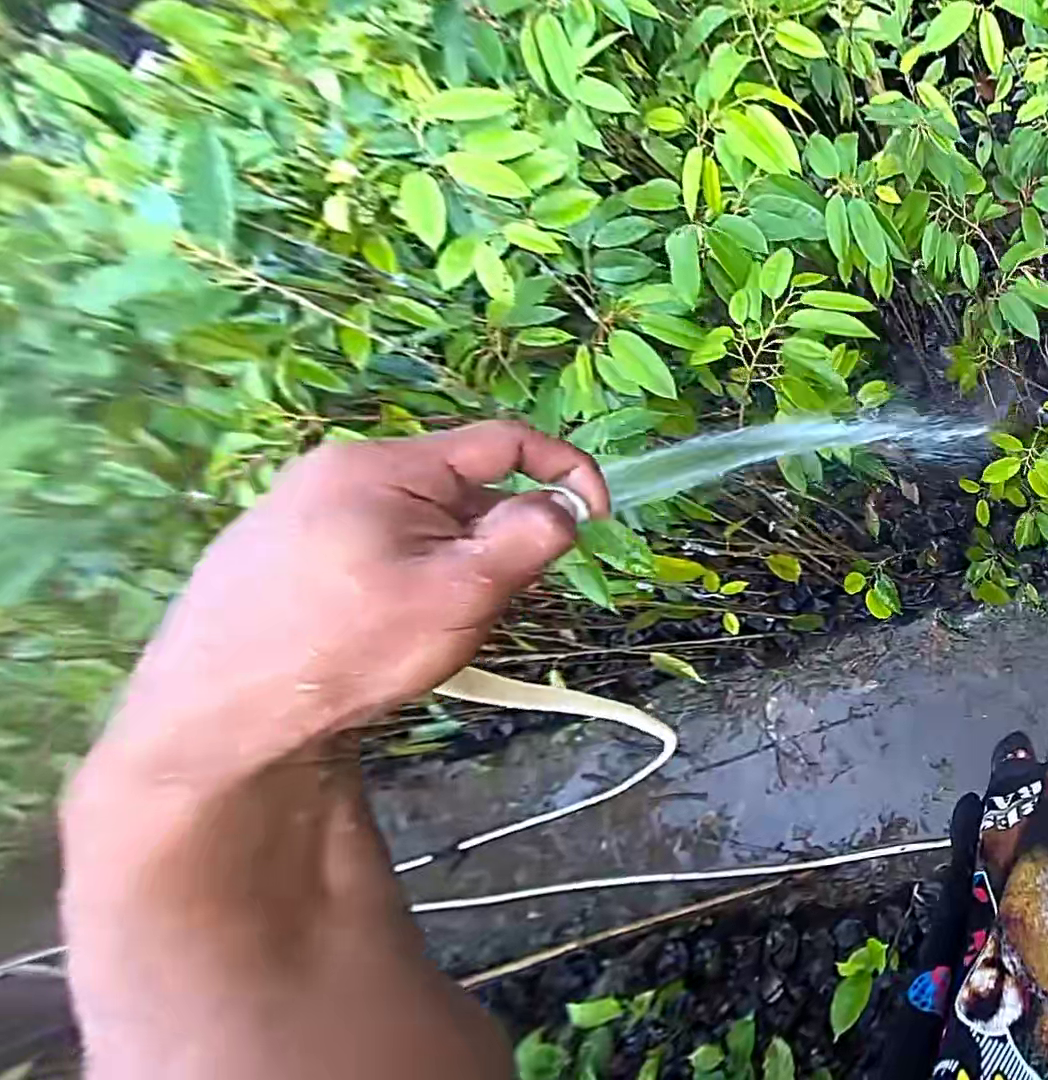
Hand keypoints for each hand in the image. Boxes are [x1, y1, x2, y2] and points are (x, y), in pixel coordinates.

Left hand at [107, 421, 608, 775]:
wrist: (215, 727)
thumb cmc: (353, 647)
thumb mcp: (465, 590)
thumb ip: (533, 535)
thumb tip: (567, 505)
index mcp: (386, 467)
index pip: (507, 441)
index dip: (569, 470)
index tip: (598, 518)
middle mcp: (345, 472)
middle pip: (472, 485)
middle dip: (509, 532)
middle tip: (505, 592)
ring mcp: (313, 509)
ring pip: (438, 519)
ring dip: (470, 557)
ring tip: (444, 617)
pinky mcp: (297, 547)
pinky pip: (397, 540)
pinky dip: (430, 568)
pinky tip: (402, 619)